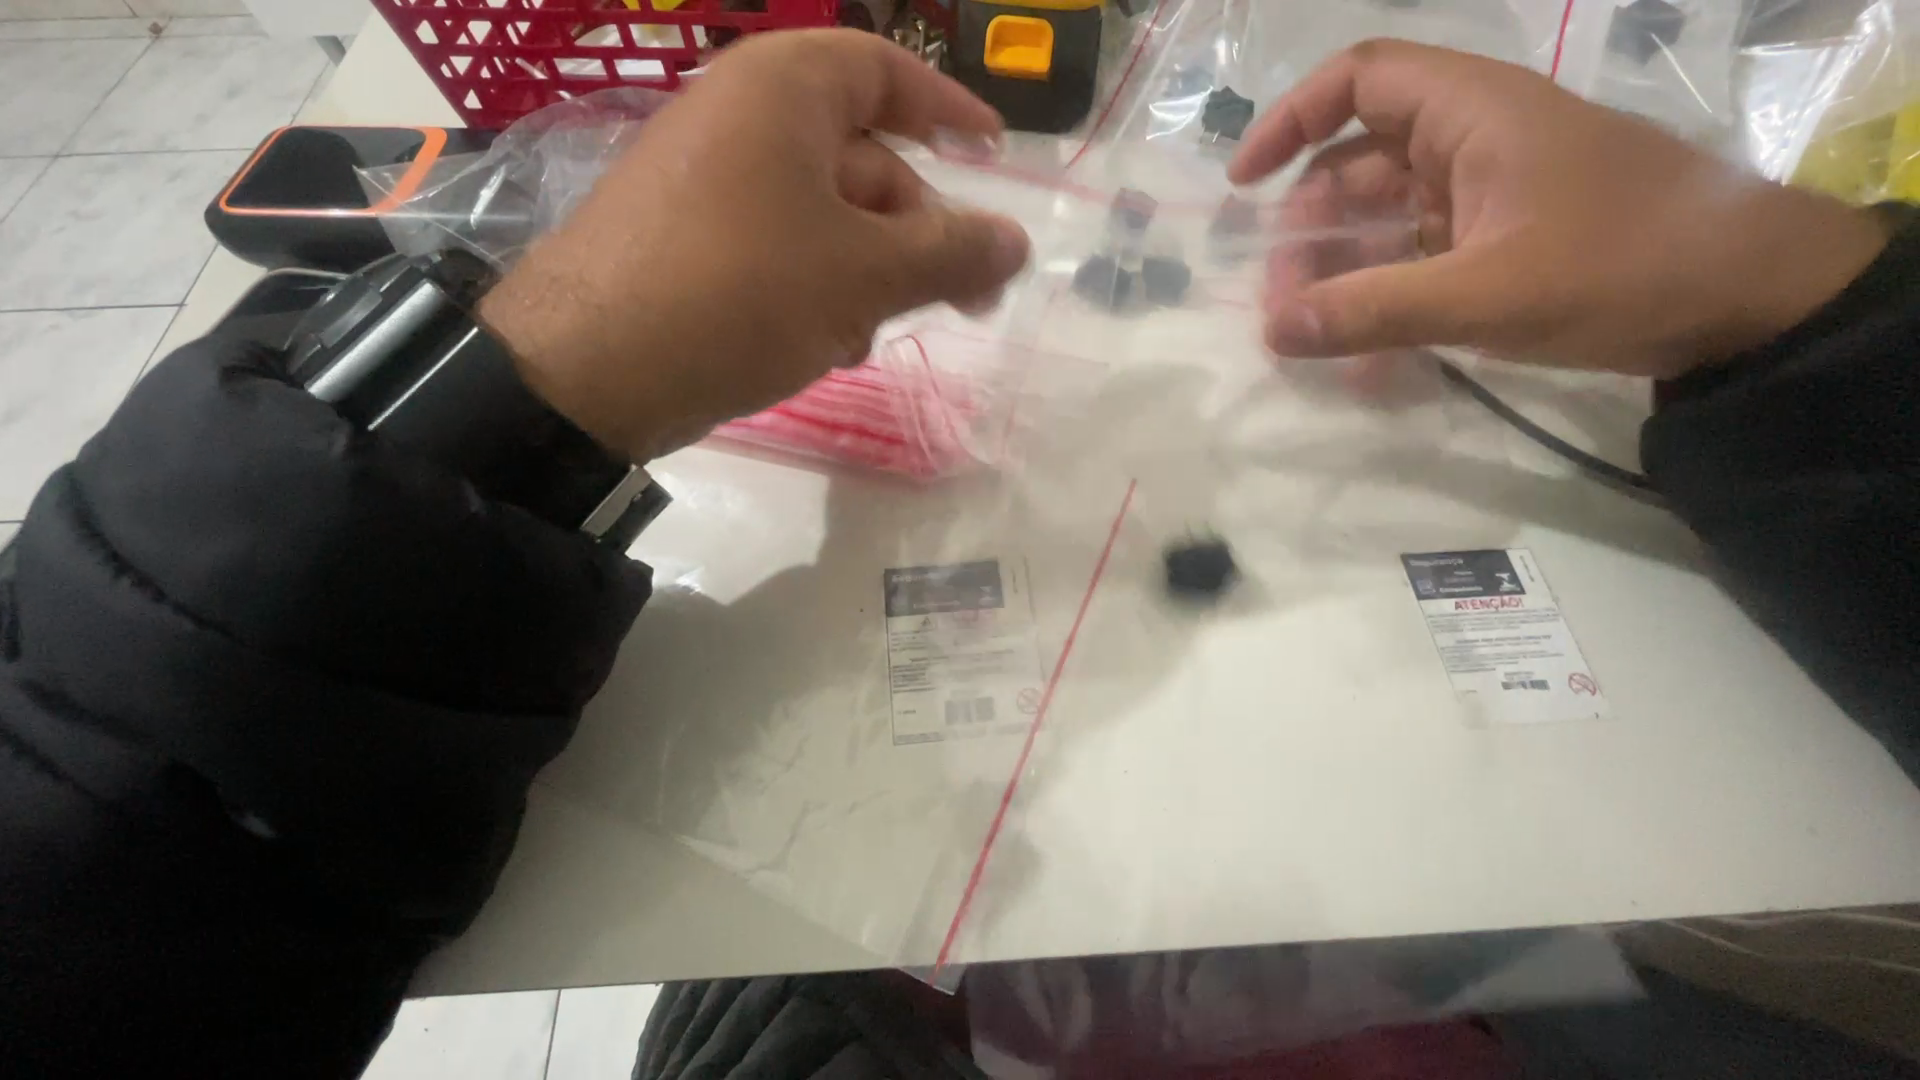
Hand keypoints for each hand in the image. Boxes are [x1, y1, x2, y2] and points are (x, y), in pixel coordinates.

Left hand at [479, 30, 1031, 460]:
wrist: (591, 371)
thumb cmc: (742, 294)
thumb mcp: (864, 276)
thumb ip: (950, 254)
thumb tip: (1017, 243)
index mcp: (785, 90)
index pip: (887, 72)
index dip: (949, 109)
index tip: (995, 155)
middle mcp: (744, 118)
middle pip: (864, 159)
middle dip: (918, 231)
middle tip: (966, 298)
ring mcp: (711, 180)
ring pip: (826, 216)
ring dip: (870, 274)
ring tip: (874, 335)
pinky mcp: (691, 239)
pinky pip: (780, 248)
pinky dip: (819, 288)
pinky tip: (828, 343)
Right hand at [1230, 41, 1888, 377]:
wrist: (1748, 302)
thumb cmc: (1620, 268)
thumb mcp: (1486, 294)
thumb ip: (1371, 311)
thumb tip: (1272, 332)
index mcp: (1472, 114)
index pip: (1359, 80)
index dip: (1290, 120)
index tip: (1244, 185)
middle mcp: (1470, 141)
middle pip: (1353, 165)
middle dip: (1305, 231)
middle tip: (1282, 305)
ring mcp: (1482, 194)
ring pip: (1378, 219)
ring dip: (1336, 274)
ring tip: (1312, 338)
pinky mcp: (1494, 240)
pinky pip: (1411, 260)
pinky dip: (1378, 300)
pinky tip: (1361, 358)